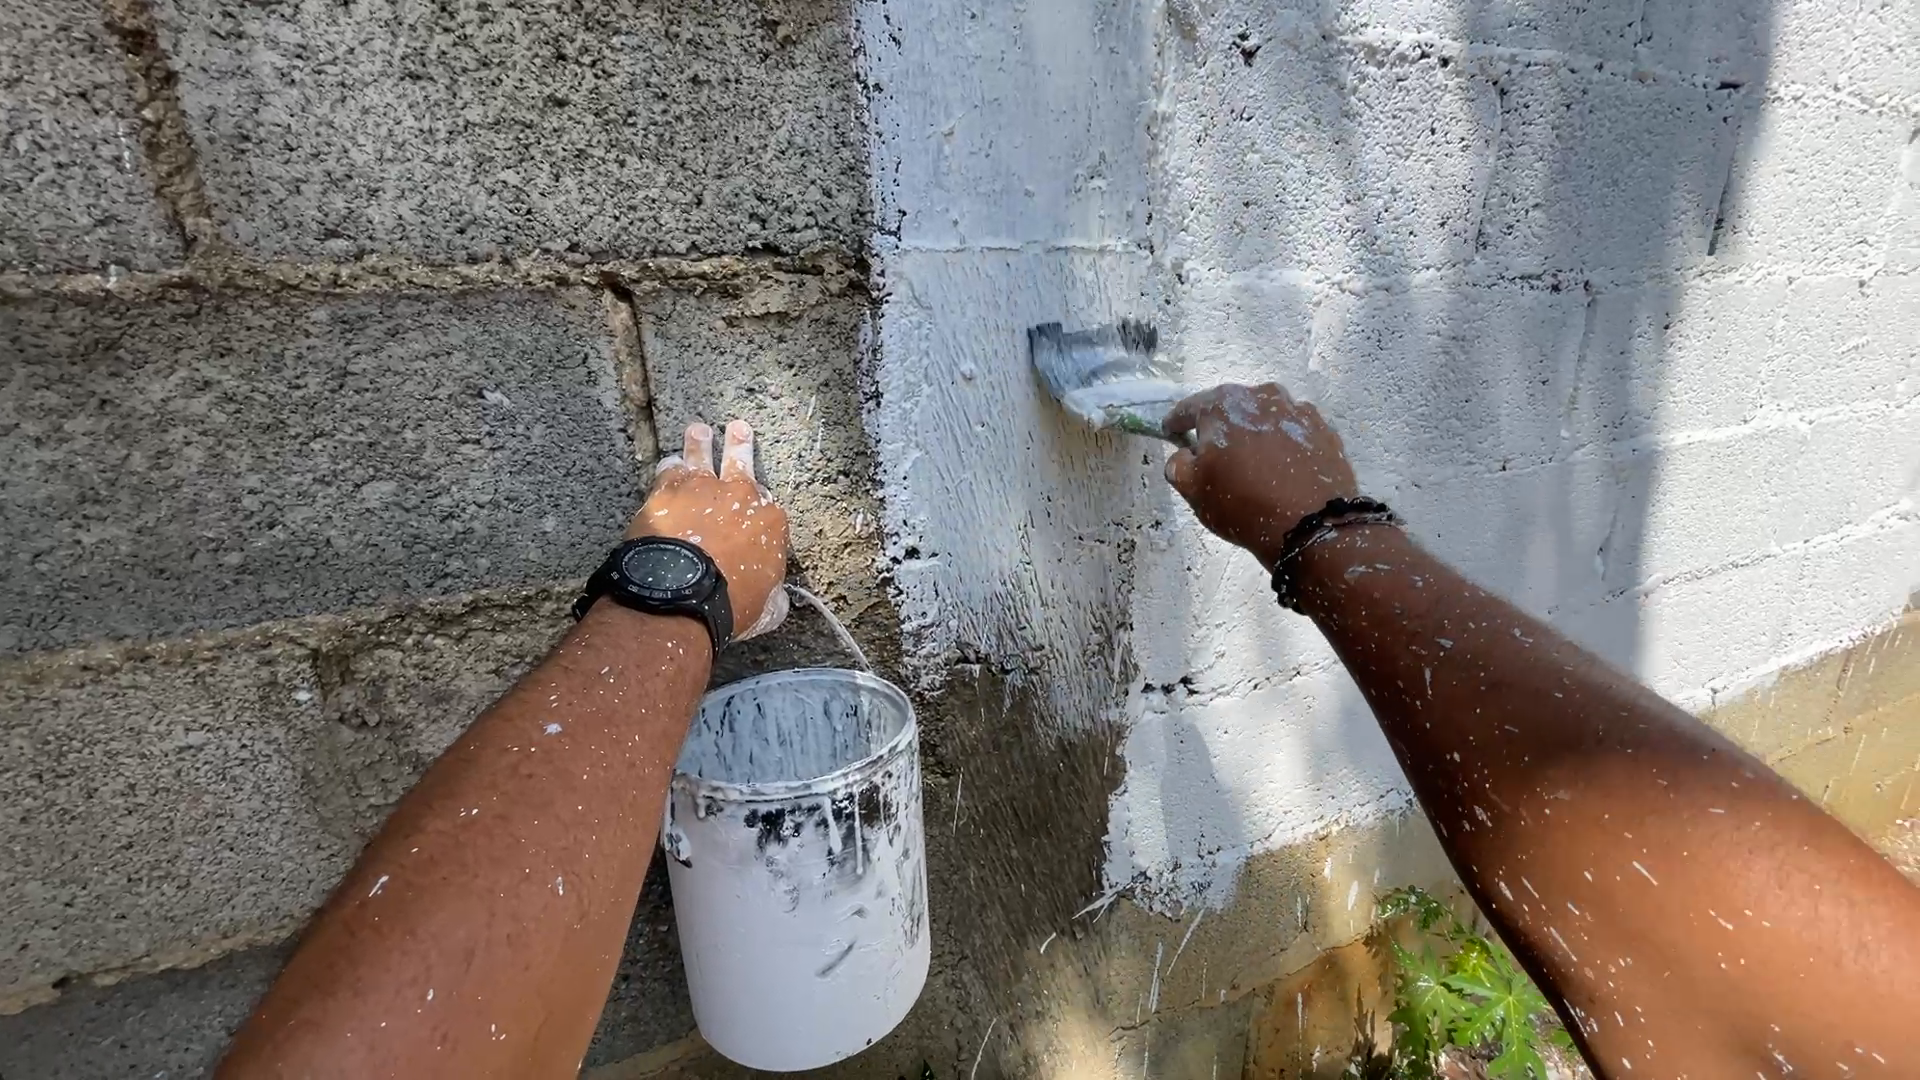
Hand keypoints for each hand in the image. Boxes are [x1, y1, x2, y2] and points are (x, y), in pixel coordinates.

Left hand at [627, 420, 789, 639]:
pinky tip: (669, 462)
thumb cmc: (730, 604)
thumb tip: (779, 598)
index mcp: (771, 522)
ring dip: (702, 442)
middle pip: (743, 464)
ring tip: (699, 430)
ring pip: (704, 456)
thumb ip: (774, 596)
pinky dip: (670, 467)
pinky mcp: (668, 490)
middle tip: (739, 428)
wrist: (683, 594)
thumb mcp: (766, 608)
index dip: (760, 507)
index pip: (770, 507)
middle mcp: (742, 496)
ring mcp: (704, 488)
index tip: (755, 508)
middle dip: (742, 445)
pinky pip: (670, 469)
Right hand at [1162, 383, 1357, 567]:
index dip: (1176, 423)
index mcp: (1223, 405)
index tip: (1171, 433)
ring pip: (1263, 416)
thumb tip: (1184, 454)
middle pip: (1229, 407)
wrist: (1310, 525)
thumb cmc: (1241, 503)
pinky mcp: (1323, 430)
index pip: (1189, 408)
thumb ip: (1177, 464)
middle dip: (1218, 426)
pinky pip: (1291, 431)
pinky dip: (1281, 442)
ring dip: (1252, 432)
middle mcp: (1261, 396)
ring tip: (1249, 459)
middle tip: (1212, 451)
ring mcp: (1297, 410)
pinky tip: (1279, 466)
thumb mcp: (1191, 489)